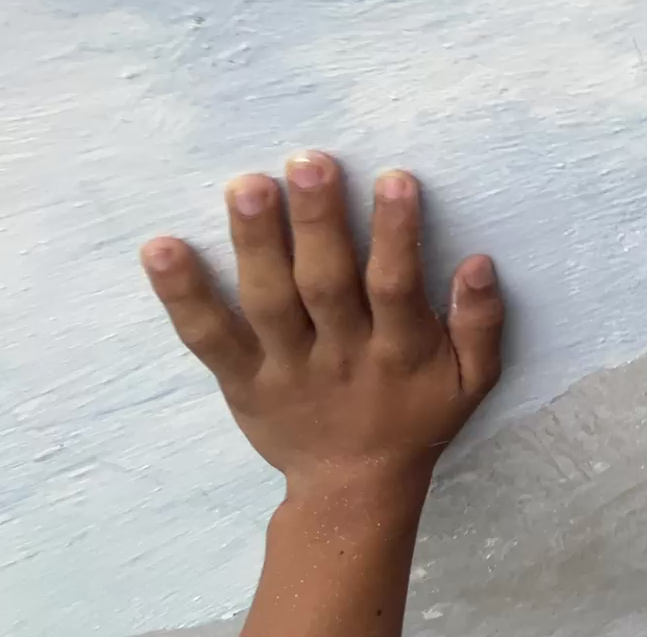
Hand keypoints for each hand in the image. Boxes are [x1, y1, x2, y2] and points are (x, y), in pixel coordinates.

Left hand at [139, 151, 504, 504]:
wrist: (354, 484)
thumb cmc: (425, 417)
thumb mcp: (478, 377)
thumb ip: (483, 322)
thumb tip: (479, 262)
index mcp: (400, 350)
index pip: (396, 282)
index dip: (395, 231)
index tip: (394, 178)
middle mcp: (340, 353)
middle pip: (323, 282)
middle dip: (317, 219)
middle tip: (308, 161)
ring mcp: (284, 367)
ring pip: (265, 300)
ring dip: (254, 241)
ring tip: (246, 185)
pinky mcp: (240, 380)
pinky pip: (206, 336)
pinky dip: (182, 294)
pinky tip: (164, 247)